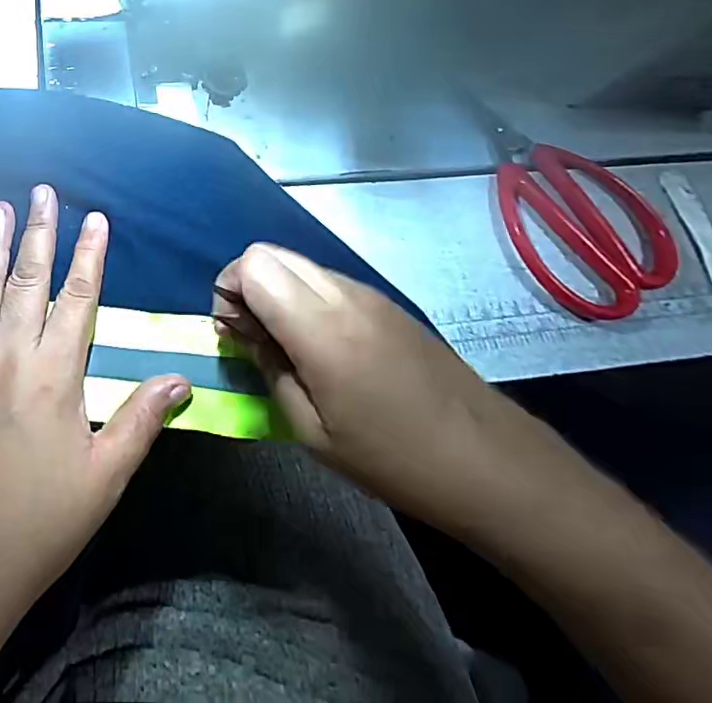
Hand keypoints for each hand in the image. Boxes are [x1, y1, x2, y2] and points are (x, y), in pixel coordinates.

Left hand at [0, 186, 190, 702]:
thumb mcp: (106, 475)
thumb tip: (182, 378)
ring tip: (1, 208)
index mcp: (56, 374)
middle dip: (42, 233)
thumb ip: (143, 419)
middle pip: (30, 281)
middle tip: (45, 192)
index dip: (89, 256)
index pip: (78, 298)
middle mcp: (9, 356)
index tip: (95, 219)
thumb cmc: (40, 521)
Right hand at [214, 244, 601, 540]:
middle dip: (249, 286)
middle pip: (274, 254)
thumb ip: (271, 369)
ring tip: (288, 346)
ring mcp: (371, 294)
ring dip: (280, 291)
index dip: (229, 290)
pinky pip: (331, 282)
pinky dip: (309, 299)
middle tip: (254, 338)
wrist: (481, 455)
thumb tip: (245, 332)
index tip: (232, 333)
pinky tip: (323, 346)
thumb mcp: (313, 432)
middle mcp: (345, 294)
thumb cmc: (390, 456)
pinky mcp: (388, 303)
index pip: (254, 263)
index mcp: (322, 326)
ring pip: (303, 265)